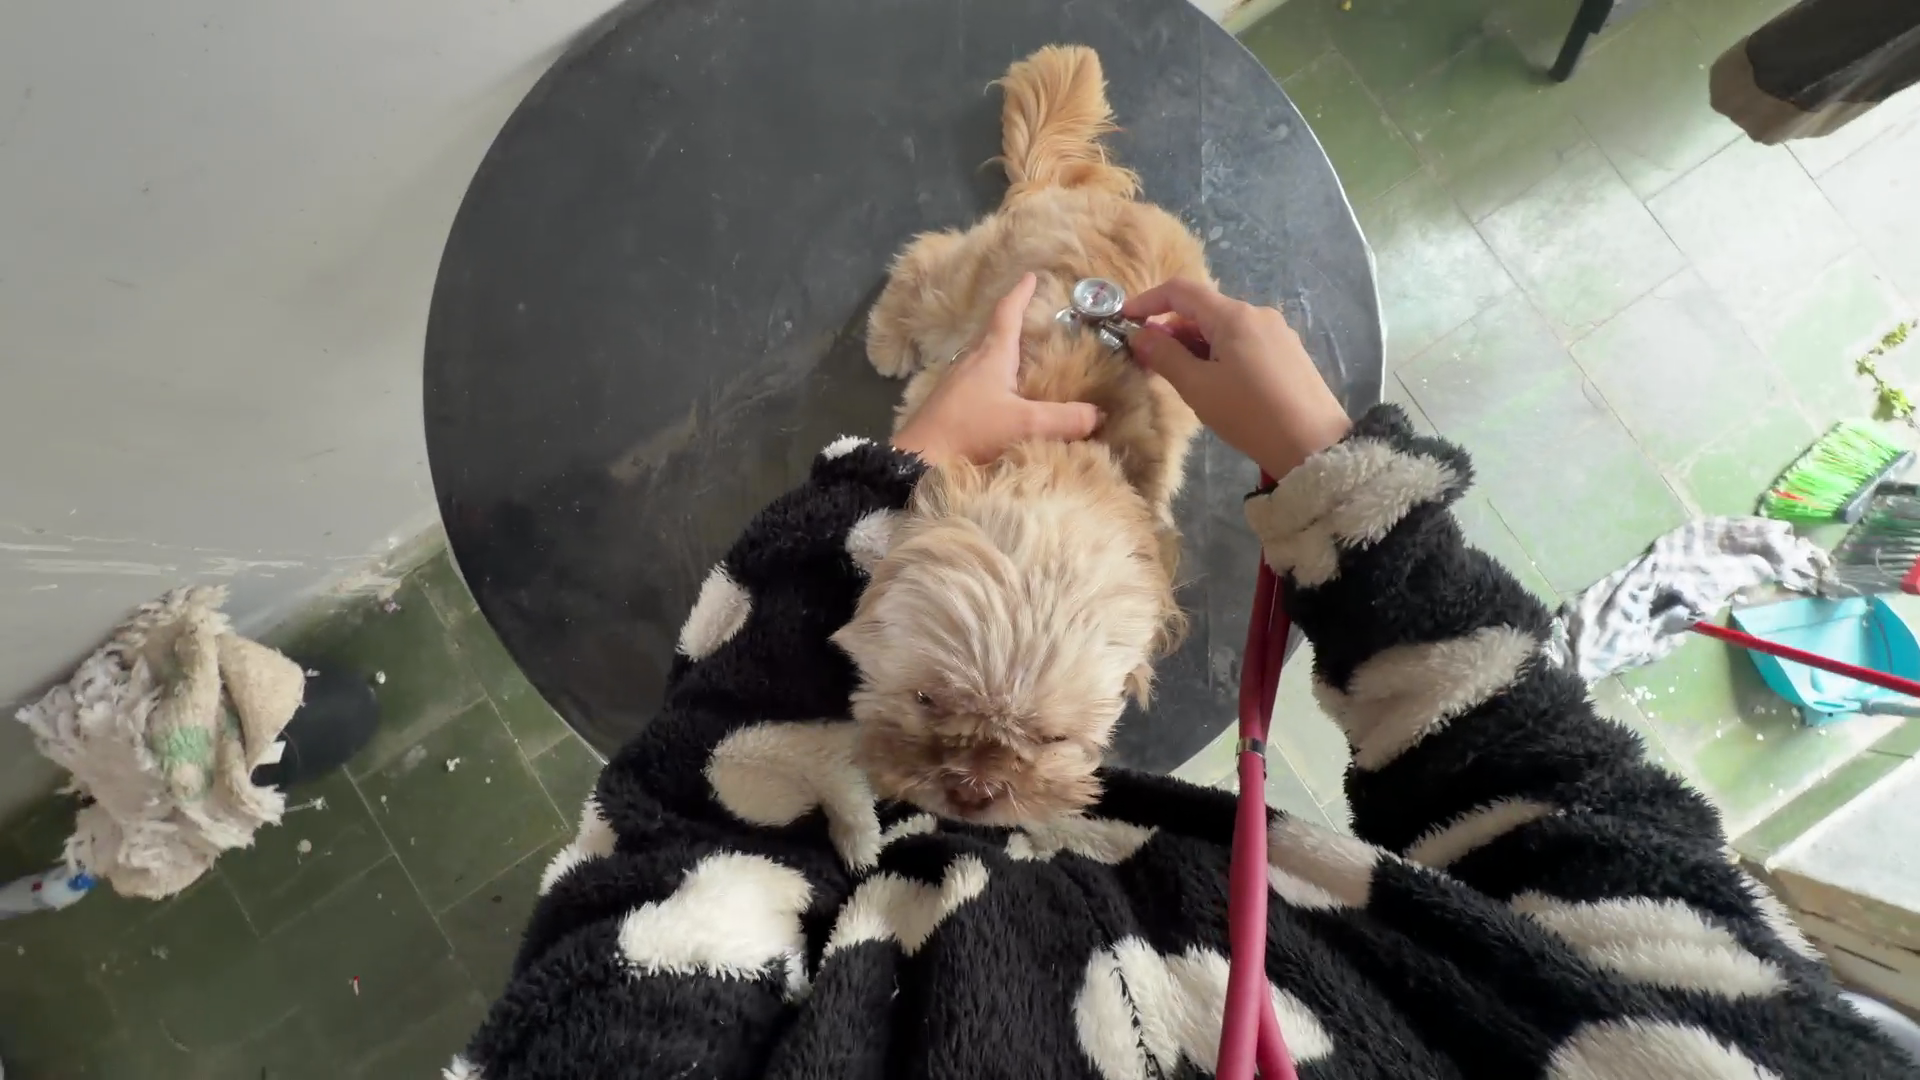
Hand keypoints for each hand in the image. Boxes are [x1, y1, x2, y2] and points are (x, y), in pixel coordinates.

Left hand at [891, 273, 1103, 464]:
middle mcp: (971, 362)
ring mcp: (956, 384)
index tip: (1030, 277)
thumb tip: (1098, 414)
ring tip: (1024, 358)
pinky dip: (994, 380)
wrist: (917, 459)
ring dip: (1003, 354)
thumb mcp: (1024, 424)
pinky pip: (977, 382)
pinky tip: (1001, 397)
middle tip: (1034, 320)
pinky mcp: (948, 406)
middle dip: (1014, 324)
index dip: (1020, 294)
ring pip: (984, 360)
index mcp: (990, 355)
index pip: (1006, 314)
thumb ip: (1064, 419)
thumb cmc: (970, 431)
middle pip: (994, 334)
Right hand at [1123, 279, 1349, 478]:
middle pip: (1202, 310)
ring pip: (1221, 328)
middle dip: (1169, 330)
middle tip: (1146, 361)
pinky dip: (1215, 353)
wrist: (1312, 443)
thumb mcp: (1198, 387)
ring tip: (1177, 377)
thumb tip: (1140, 335)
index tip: (1124, 319)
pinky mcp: (1286, 352)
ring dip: (1192, 345)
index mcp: (1233, 316)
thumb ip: (1165, 356)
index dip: (1148, 300)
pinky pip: (1240, 342)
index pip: (1181, 291)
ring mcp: (1275, 332)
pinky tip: (1212, 383)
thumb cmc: (1248, 413)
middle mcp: (1256, 314)